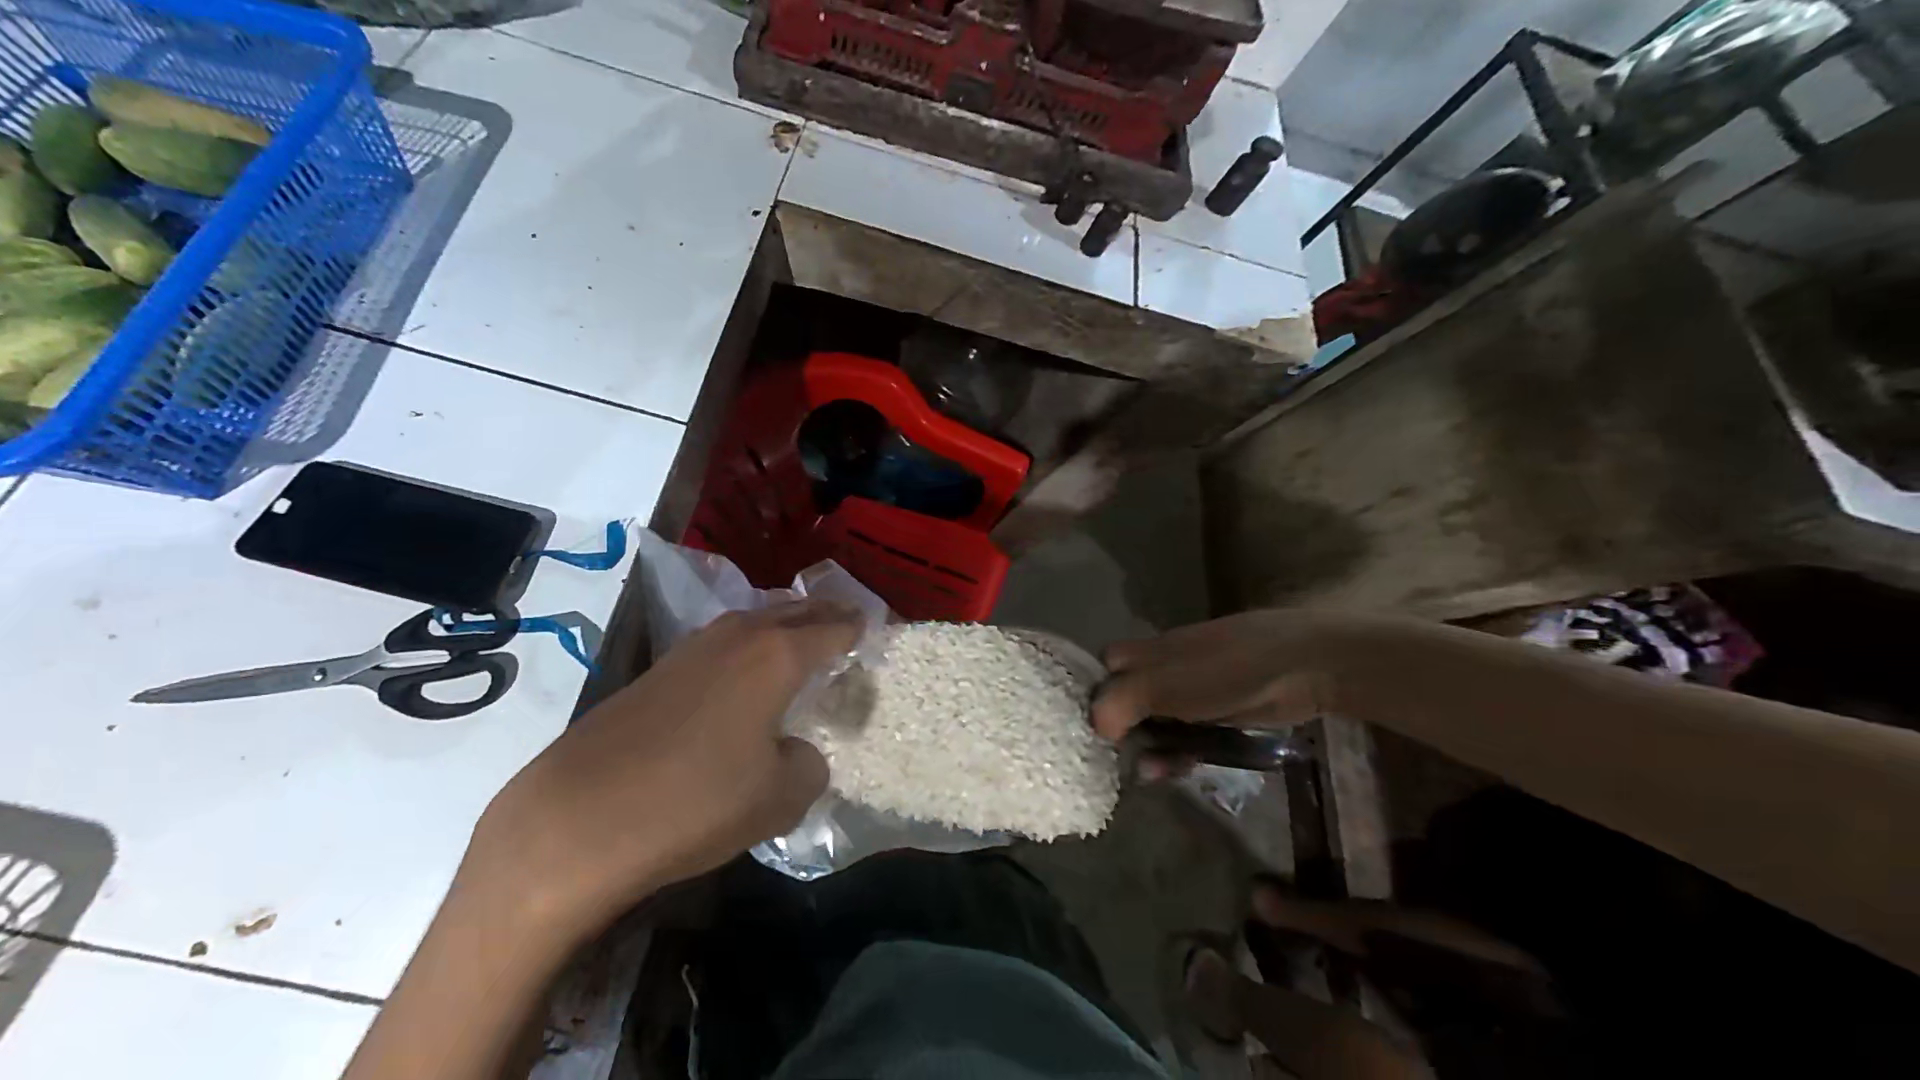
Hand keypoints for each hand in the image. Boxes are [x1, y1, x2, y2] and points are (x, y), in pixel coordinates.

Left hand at [464, 599, 858, 944]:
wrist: (576, 819)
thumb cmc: (695, 802)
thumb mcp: (779, 798)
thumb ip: (808, 767)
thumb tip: (793, 752)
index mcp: (776, 657)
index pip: (831, 628)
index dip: (856, 628)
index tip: (873, 627)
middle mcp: (736, 638)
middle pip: (791, 613)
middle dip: (822, 615)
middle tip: (845, 621)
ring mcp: (690, 650)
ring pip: (751, 622)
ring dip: (779, 626)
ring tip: (797, 639)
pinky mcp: (655, 672)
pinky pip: (719, 645)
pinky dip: (744, 648)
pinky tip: (741, 674)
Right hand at [1091, 609, 1347, 744]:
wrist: (1300, 667)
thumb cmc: (1222, 668)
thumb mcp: (1160, 683)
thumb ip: (1118, 703)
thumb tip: (1095, 728)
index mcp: (1143, 653)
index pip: (1101, 671)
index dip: (1090, 697)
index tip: (1084, 731)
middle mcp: (1160, 670)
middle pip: (1125, 702)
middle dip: (1120, 734)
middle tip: (1118, 761)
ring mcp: (1189, 693)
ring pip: (1155, 725)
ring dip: (1150, 749)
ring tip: (1153, 773)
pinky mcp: (1215, 715)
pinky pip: (1185, 737)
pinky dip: (1179, 753)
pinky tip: (1179, 769)